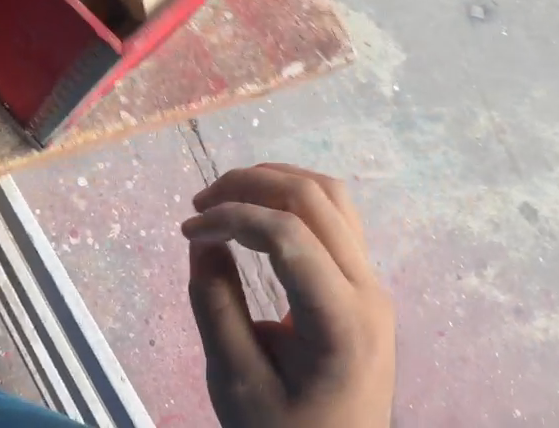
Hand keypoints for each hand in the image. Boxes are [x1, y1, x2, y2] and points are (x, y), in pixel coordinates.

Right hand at [181, 164, 394, 427]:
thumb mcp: (234, 376)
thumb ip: (214, 302)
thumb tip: (203, 238)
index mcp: (341, 321)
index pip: (288, 233)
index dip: (230, 216)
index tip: (187, 232)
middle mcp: (368, 292)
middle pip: (313, 197)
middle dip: (248, 185)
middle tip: (201, 205)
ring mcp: (371, 285)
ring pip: (329, 196)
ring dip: (271, 182)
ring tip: (225, 200)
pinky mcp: (362, 284)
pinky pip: (334, 215)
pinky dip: (288, 198)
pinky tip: (255, 213)